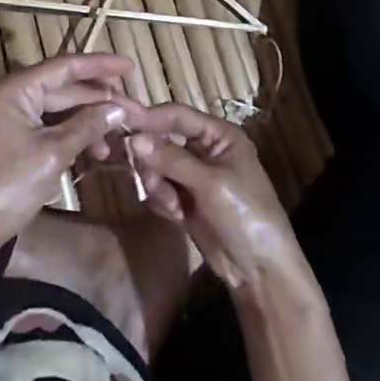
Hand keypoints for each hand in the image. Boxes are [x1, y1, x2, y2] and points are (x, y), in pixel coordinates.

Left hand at [0, 54, 134, 250]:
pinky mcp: (14, 139)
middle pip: (67, 87)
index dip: (102, 65)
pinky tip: (98, 150)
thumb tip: (121, 108)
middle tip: (136, 111)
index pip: (67, 66)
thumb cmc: (7, 185)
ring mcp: (12, 118)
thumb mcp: (54, 152)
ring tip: (121, 134)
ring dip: (92, 120)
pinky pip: (53, 126)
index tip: (131, 66)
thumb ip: (89, 124)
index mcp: (17, 89)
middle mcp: (13, 95)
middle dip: (102, 99)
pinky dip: (76, 134)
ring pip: (63, 109)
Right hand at [130, 104, 309, 293]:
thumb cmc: (243, 212)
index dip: (151, 118)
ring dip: (158, 186)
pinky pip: (160, 190)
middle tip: (151, 182)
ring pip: (157, 167)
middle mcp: (206, 150)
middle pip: (163, 141)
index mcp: (220, 135)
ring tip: (173, 207)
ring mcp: (195, 176)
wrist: (257, 264)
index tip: (122, 126)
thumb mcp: (210, 183)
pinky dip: (161, 201)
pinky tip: (176, 216)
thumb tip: (134, 138)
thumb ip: (172, 160)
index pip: (179, 116)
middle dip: (154, 162)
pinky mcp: (186, 200)